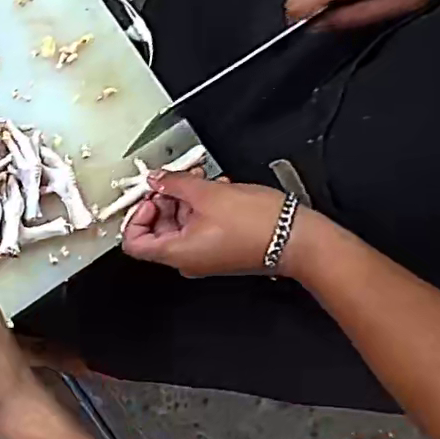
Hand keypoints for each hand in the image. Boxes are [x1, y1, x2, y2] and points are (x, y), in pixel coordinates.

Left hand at [120, 171, 305, 277]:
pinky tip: (218, 190)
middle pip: (156, 229)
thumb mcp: (210, 195)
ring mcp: (203, 255)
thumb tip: (156, 179)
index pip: (133, 242)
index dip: (136, 217)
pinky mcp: (220, 248)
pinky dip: (202, 207)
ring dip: (186, 199)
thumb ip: (175, 184)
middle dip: (164, 200)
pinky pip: (200, 227)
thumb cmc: (262, 225)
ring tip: (201, 180)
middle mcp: (185, 259)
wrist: (306, 241)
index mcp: (174, 253)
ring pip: (180, 225)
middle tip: (176, 180)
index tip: (149, 198)